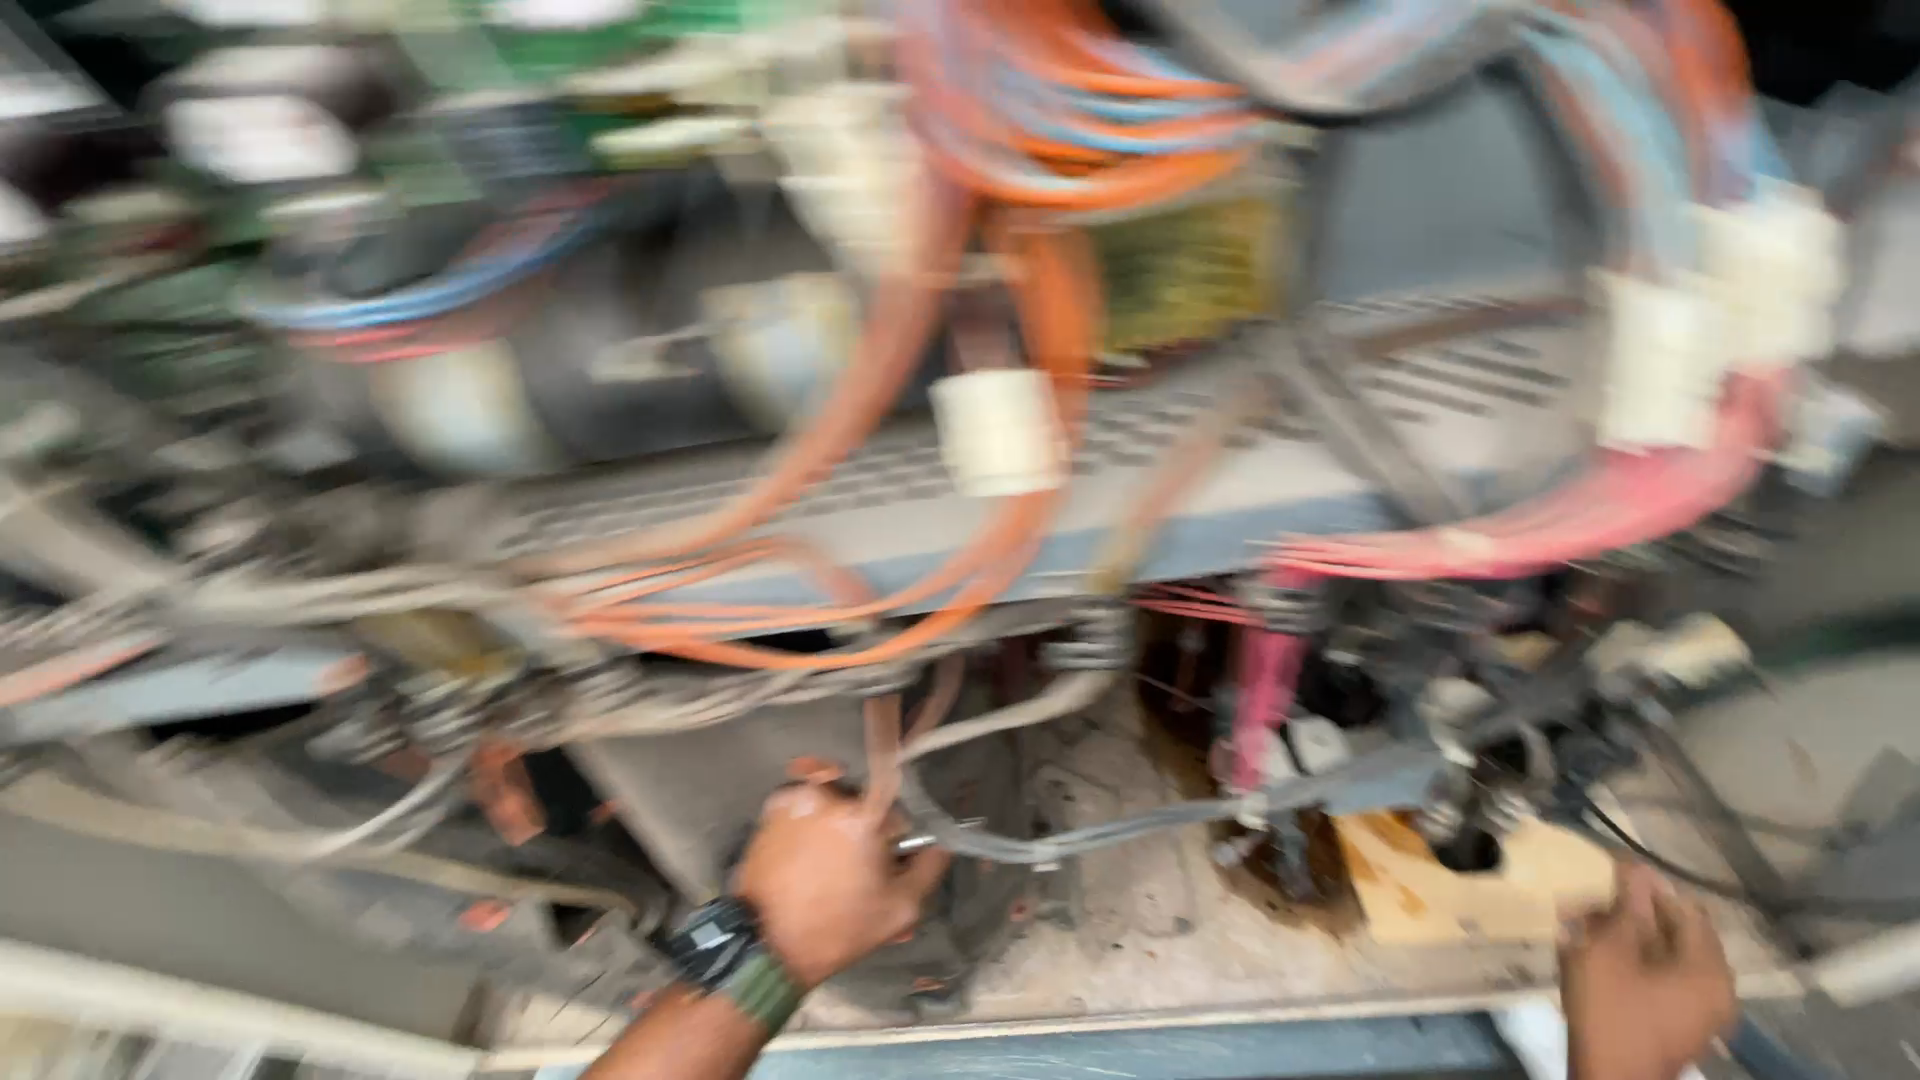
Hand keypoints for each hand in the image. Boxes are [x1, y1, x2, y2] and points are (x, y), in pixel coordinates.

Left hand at [733, 783, 950, 990]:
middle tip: (858, 865)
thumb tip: (942, 841)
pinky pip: (805, 804)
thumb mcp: (899, 910)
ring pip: (833, 800)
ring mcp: (797, 798)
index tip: (893, 843)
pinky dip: (809, 821)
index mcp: (864, 816)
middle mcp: (830, 795)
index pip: (899, 792)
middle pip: (864, 799)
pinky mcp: (772, 807)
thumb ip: (930, 867)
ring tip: (828, 863)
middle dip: (866, 825)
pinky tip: (805, 854)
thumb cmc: (837, 929)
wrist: (767, 947)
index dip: (897, 819)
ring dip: (836, 822)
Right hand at [1561, 861, 1736, 1079]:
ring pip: (1661, 953)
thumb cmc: (1610, 1008)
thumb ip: (1627, 908)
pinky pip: (1658, 975)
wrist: (1610, 1074)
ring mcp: (1699, 1008)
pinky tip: (1589, 952)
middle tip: (1583, 901)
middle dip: (1626, 912)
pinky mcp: (1678, 1019)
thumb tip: (1638, 869)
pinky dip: (1627, 957)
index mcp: (1708, 970)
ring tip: (1576, 925)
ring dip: (1620, 933)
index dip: (1647, 886)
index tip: (1608, 869)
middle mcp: (1715, 988)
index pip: (1686, 910)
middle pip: (1674, 932)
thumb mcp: (1610, 950)